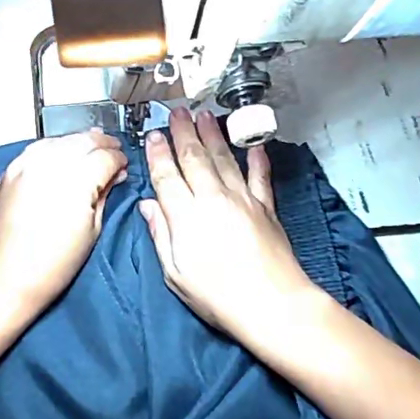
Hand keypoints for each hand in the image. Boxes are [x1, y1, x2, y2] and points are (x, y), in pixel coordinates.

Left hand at [0, 129, 128, 313]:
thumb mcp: (92, 231)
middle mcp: (49, 167)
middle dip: (103, 144)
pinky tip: (65, 154)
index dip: (119, 159)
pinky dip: (56, 147)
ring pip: (62, 139)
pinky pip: (39, 148)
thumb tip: (114, 175)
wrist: (8, 277)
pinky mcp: (11, 171)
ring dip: (80, 142)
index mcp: (74, 183)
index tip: (124, 165)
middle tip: (114, 152)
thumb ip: (104, 194)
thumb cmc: (49, 266)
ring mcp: (26, 166)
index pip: (105, 157)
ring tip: (91, 150)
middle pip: (84, 141)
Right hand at [139, 108, 326, 342]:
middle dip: (183, 133)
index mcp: (186, 218)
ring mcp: (243, 201)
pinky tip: (253, 146)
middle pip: (194, 159)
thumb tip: (148, 208)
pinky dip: (257, 159)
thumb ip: (161, 235)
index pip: (167, 177)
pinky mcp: (266, 209)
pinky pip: (260, 177)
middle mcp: (213, 201)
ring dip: (213, 136)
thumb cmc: (220, 298)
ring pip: (224, 160)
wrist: (271, 305)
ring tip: (205, 116)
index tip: (153, 136)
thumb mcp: (176, 274)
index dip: (158, 154)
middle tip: (177, 113)